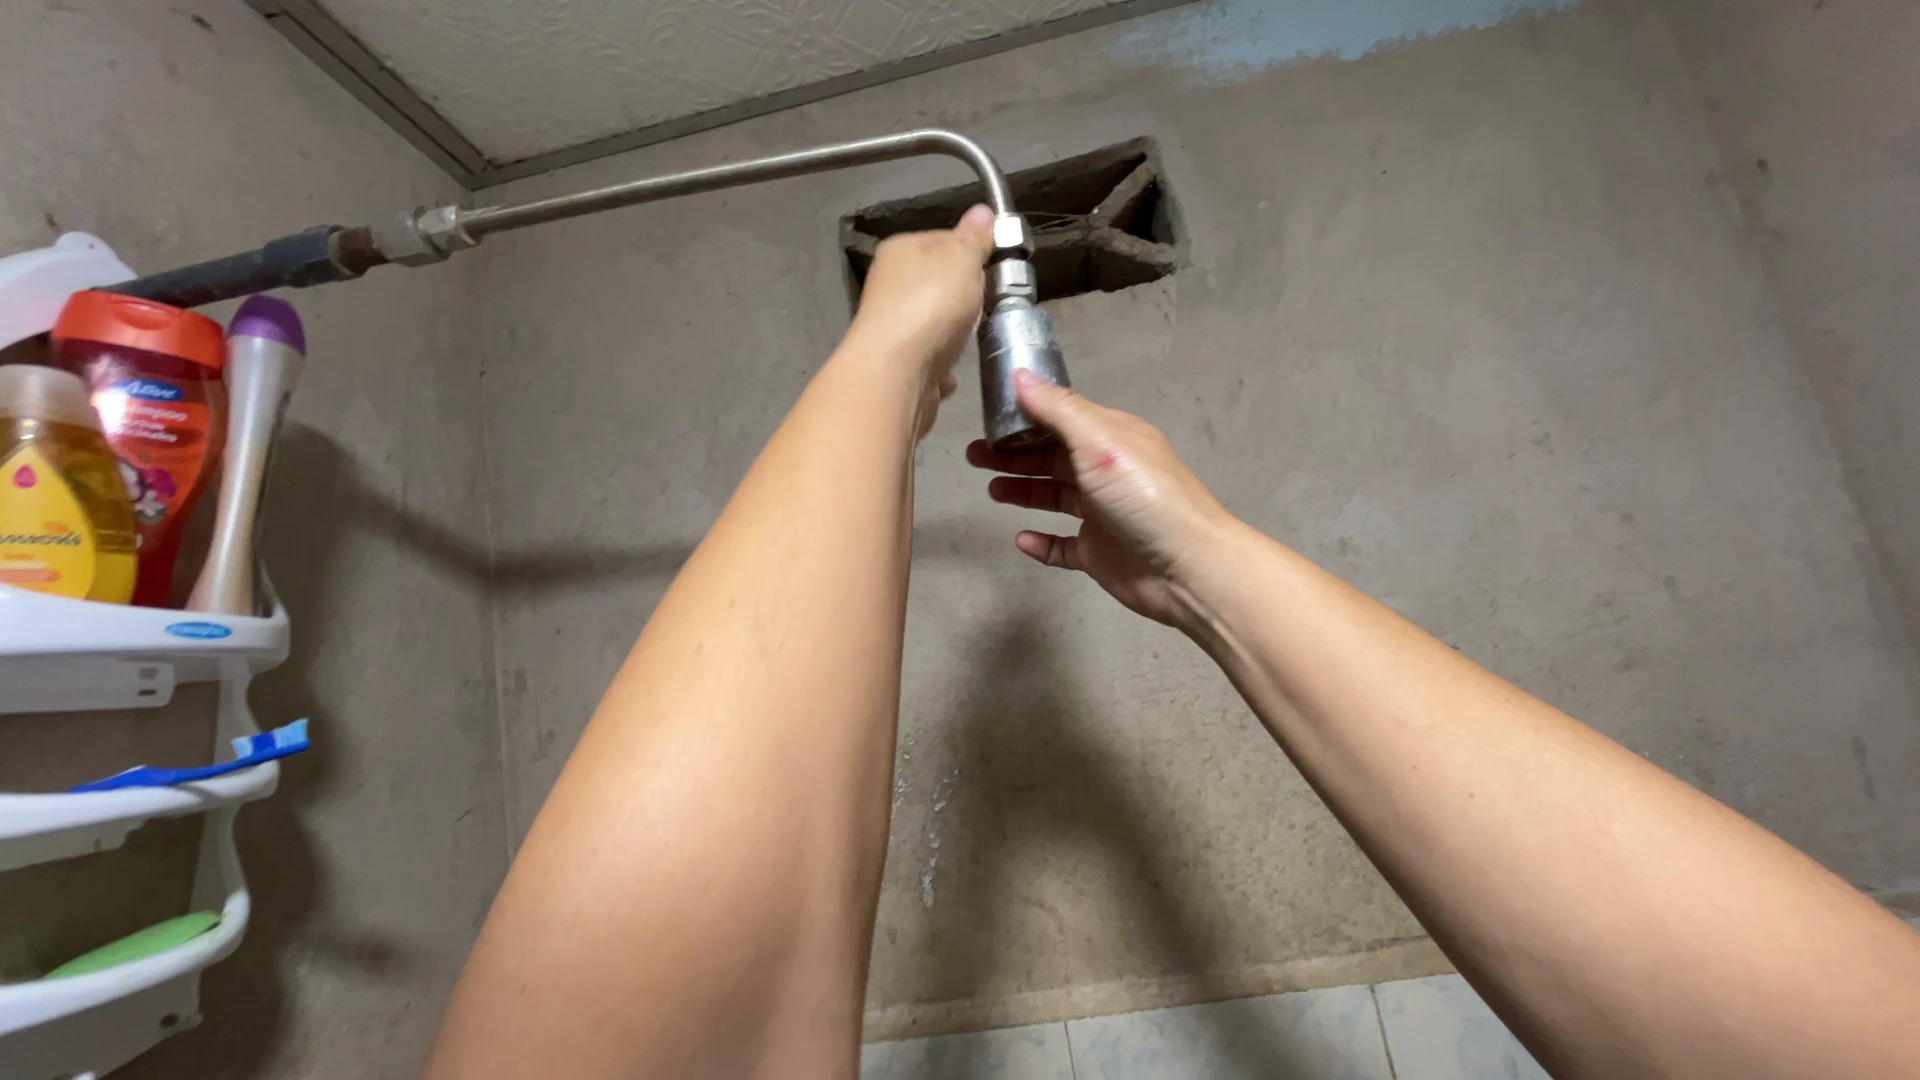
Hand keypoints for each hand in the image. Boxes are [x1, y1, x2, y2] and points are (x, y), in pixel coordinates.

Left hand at [845, 204, 994, 435]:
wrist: (897, 373)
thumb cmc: (930, 305)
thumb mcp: (962, 258)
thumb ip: (975, 238)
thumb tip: (982, 212)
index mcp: (900, 251)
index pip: (943, 240)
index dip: (972, 253)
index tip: (992, 269)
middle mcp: (890, 286)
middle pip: (940, 286)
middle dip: (965, 299)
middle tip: (985, 308)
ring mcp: (892, 329)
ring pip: (934, 326)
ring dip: (954, 335)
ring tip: (969, 341)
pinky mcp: (898, 366)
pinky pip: (929, 362)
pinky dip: (942, 369)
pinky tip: (951, 373)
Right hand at [967, 371, 1237, 626]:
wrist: (1186, 566)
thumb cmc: (1143, 495)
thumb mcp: (1099, 441)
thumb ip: (1057, 410)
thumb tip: (1020, 375)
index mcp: (1111, 438)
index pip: (1062, 419)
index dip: (1025, 418)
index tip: (989, 419)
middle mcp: (1106, 472)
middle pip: (1052, 458)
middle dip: (1014, 455)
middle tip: (975, 456)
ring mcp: (1102, 515)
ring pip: (1054, 498)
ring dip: (1024, 492)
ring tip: (992, 491)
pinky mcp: (1099, 553)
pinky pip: (1062, 546)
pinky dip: (1042, 542)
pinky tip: (1022, 539)